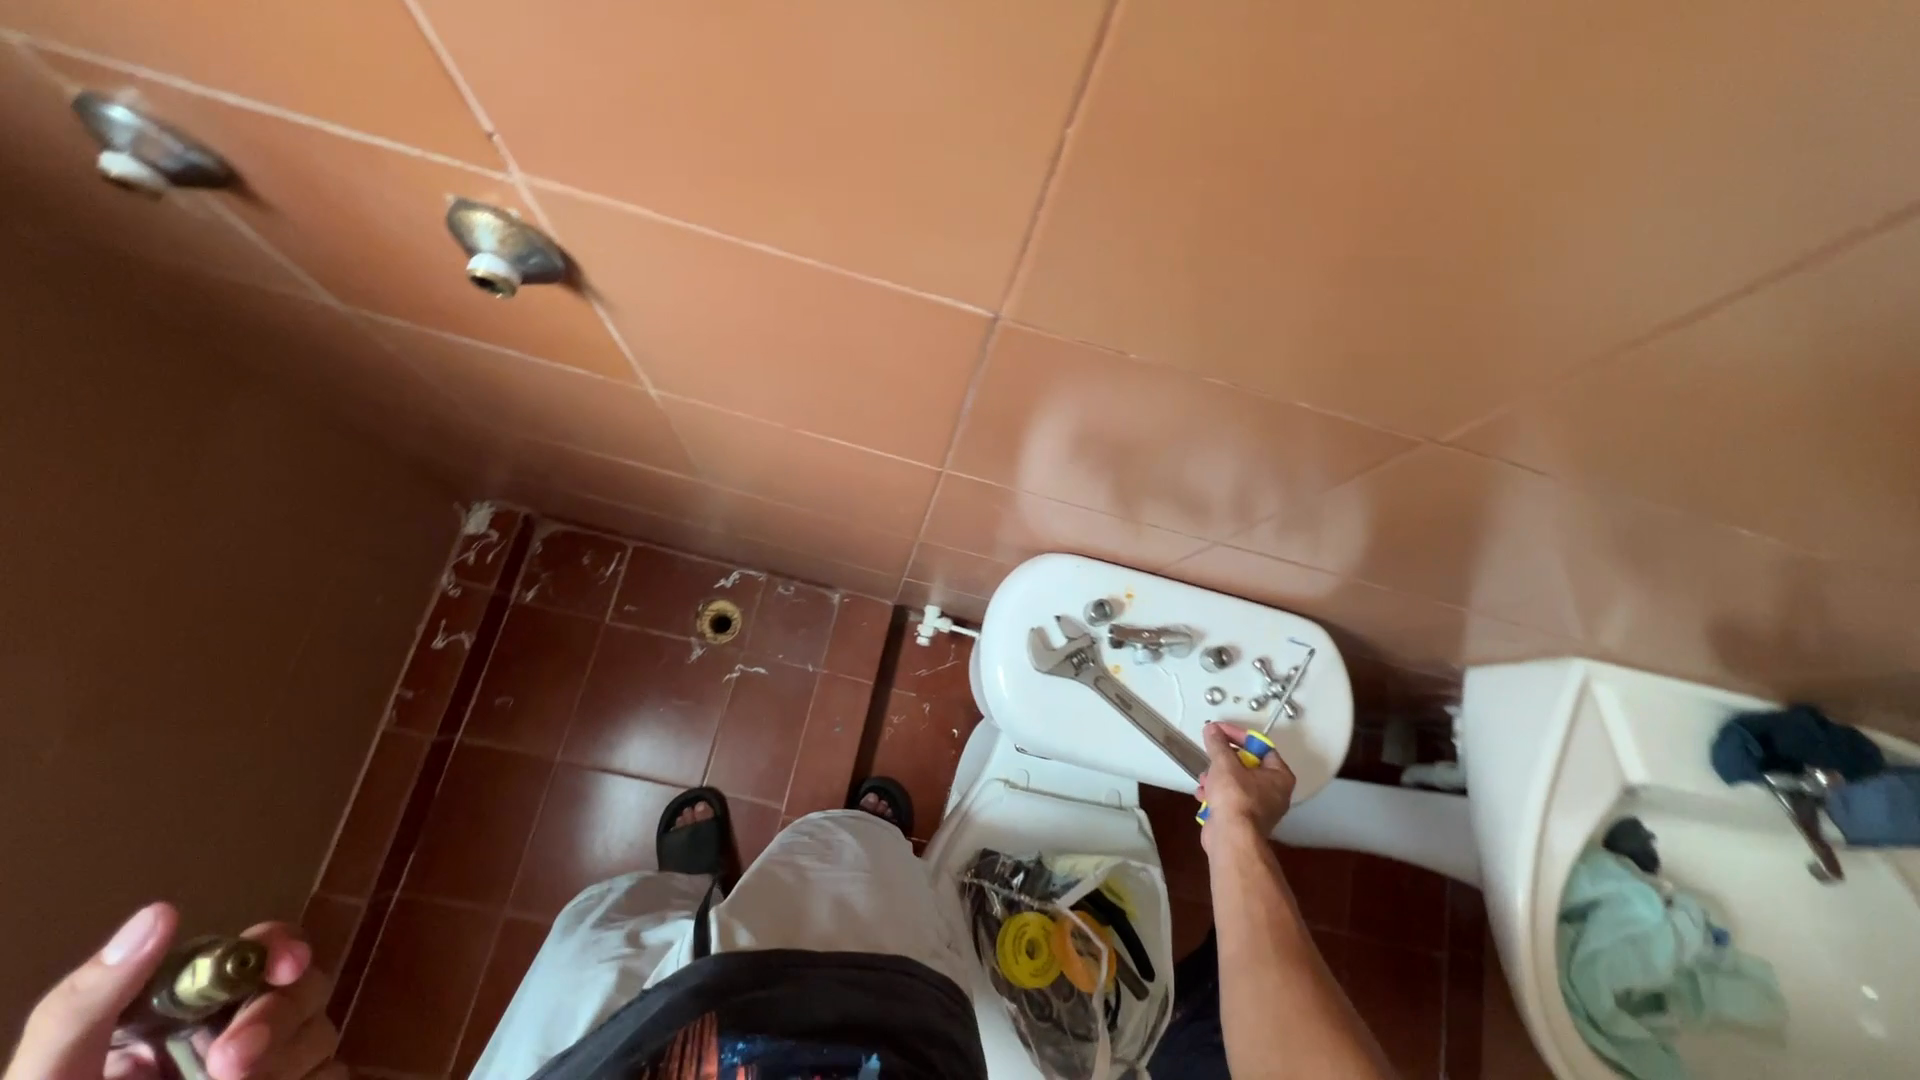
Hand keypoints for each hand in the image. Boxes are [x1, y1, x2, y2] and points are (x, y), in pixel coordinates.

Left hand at [3, 904, 341, 1079]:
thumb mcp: (46, 1078)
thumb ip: (89, 1002)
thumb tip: (162, 910)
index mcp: (174, 1017)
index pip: (252, 954)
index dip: (278, 947)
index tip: (283, 962)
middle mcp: (228, 1034)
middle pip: (300, 987)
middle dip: (277, 1016)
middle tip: (230, 1062)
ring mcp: (265, 1072)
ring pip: (320, 1035)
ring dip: (288, 1060)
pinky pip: (333, 1073)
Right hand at [1196, 722, 1296, 848]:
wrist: (1231, 838)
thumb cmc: (1235, 796)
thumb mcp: (1224, 763)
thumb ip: (1218, 743)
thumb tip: (1212, 729)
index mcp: (1279, 776)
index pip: (1260, 746)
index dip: (1238, 735)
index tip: (1218, 731)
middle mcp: (1275, 792)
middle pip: (1247, 764)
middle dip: (1224, 760)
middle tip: (1210, 755)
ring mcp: (1260, 808)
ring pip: (1236, 782)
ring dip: (1217, 777)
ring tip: (1205, 778)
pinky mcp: (1244, 820)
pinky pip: (1230, 799)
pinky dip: (1216, 794)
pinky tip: (1203, 794)